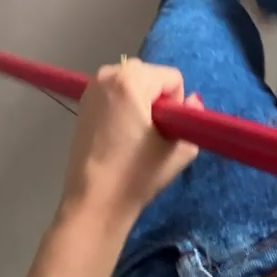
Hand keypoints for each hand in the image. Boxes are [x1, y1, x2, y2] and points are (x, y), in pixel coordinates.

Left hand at [59, 59, 200, 227]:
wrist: (94, 202)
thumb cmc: (137, 175)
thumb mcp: (179, 150)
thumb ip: (192, 118)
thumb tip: (193, 101)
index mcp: (131, 79)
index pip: (172, 77)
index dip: (177, 103)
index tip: (167, 130)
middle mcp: (108, 74)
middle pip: (150, 74)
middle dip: (158, 98)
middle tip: (153, 132)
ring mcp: (91, 87)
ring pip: (132, 81)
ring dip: (141, 100)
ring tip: (136, 134)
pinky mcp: (83, 102)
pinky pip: (115, 91)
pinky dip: (123, 104)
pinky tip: (120, 133)